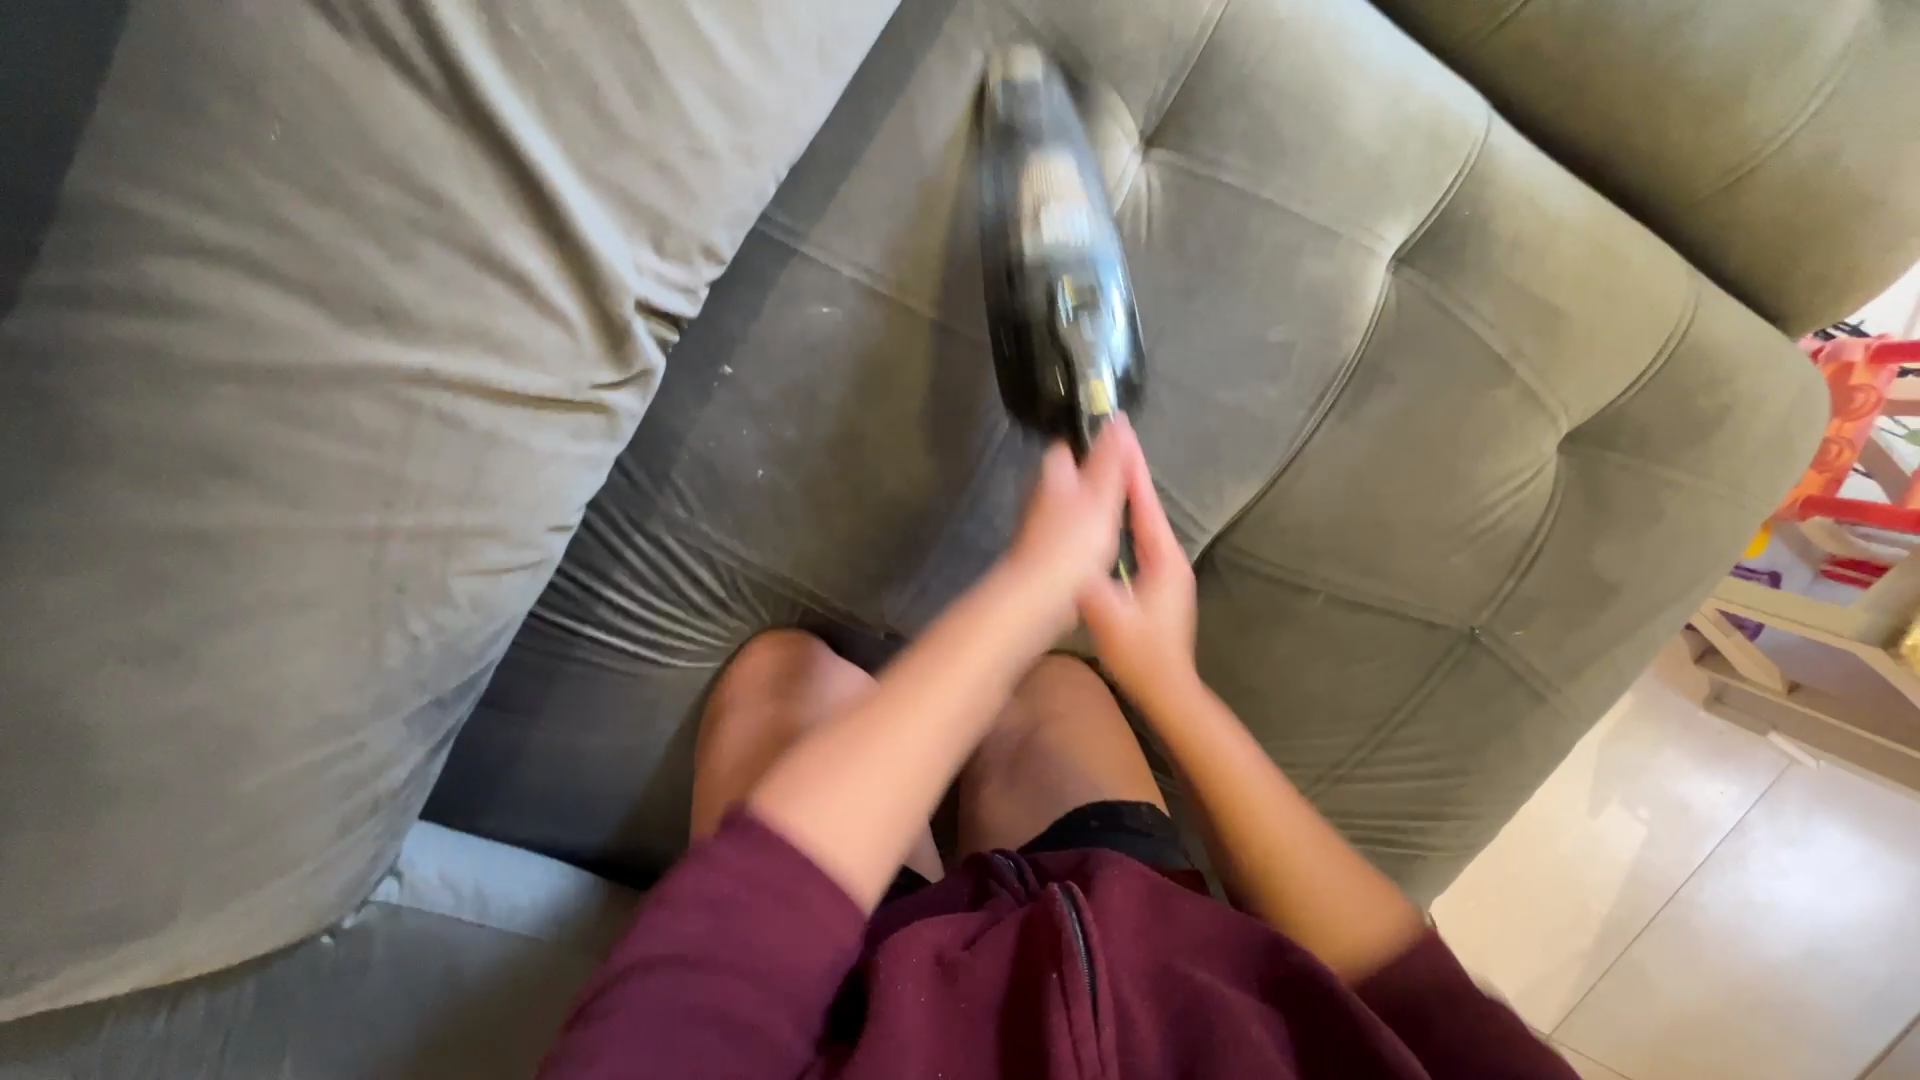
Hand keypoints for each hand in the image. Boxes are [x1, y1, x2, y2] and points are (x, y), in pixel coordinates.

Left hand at [1004, 421, 1134, 622]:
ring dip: (1081, 512)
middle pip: (1062, 479)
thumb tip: (1117, 417)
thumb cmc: (1073, 542)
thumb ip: (1110, 460)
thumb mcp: (1101, 496)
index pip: (1064, 449)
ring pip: (1061, 509)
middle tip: (1117, 492)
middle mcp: (1038, 497)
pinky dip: (1075, 540)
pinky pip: (1060, 538)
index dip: (1086, 447)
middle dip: (1085, 482)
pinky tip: (1093, 553)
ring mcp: (1034, 528)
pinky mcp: (1037, 555)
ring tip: (1111, 523)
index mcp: (1053, 477)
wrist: (1039, 594)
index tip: (1112, 455)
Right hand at [1078, 436, 1196, 703]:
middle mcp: (1170, 558)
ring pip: (1144, 522)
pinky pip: (1141, 538)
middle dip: (1131, 473)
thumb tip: (1067, 555)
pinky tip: (1110, 515)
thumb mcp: (1111, 622)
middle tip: (1114, 441)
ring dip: (1128, 494)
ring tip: (1108, 468)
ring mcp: (1167, 571)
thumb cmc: (1142, 657)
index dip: (1133, 470)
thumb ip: (1091, 588)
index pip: (1146, 505)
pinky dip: (1127, 517)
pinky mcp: (1159, 582)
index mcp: (1164, 560)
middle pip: (1148, 507)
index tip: (1123, 437)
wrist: (1168, 690)